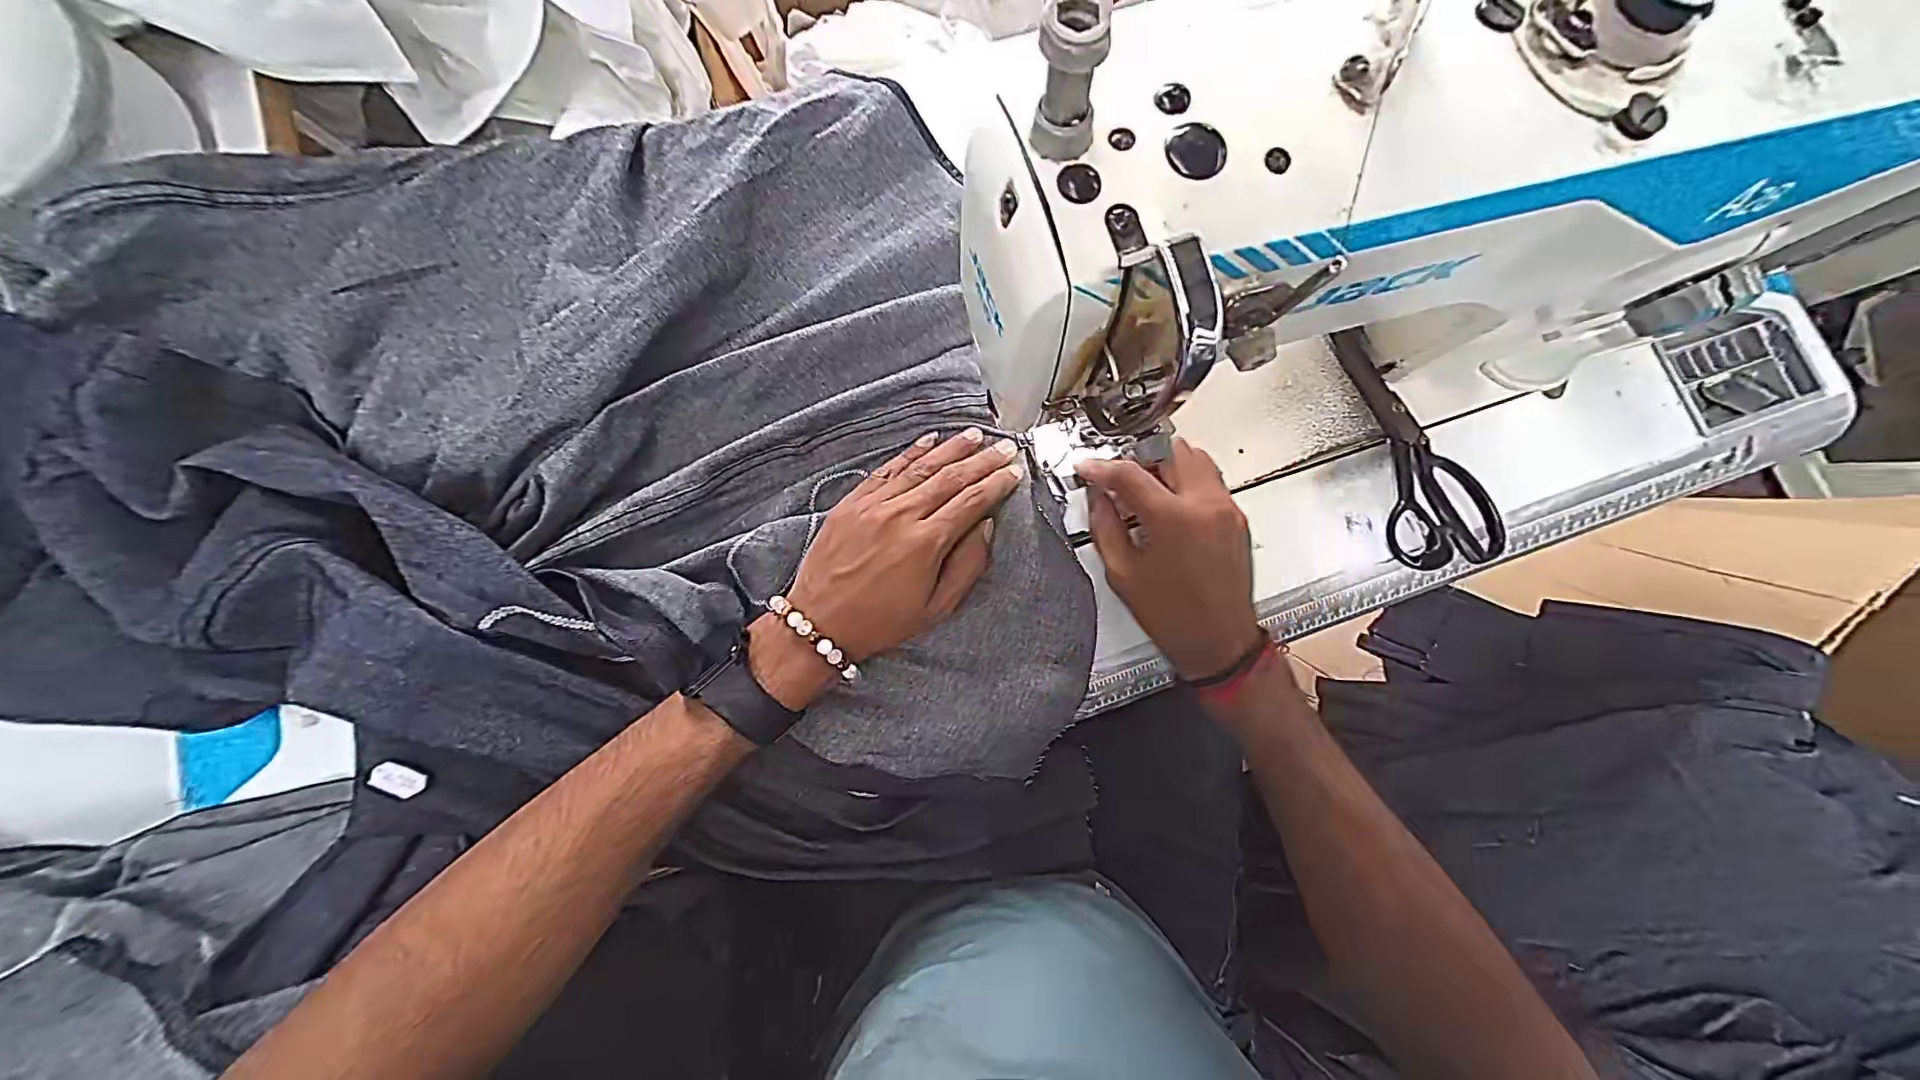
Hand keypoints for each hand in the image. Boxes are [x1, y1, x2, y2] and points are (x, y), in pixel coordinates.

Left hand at [750, 427, 1023, 706]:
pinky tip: (929, 440)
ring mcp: (873, 506)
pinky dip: (911, 452)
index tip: (1013, 471)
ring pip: (921, 467)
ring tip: (974, 436)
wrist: (820, 623)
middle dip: (982, 460)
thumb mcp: (936, 608)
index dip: (996, 483)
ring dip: (952, 448)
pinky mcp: (852, 503)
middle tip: (1004, 447)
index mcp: (925, 544)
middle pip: (950, 478)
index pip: (971, 501)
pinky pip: (887, 469)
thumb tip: (986, 527)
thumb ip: (967, 566)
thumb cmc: (880, 621)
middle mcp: (900, 516)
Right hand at [1076, 437, 1261, 680]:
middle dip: (1137, 455)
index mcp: (1173, 520)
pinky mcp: (1236, 516)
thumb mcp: (1122, 572)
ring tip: (1143, 485)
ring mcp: (1226, 509)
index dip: (1101, 466)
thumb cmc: (1174, 617)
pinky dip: (1184, 478)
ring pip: (1194, 456)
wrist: (1219, 640)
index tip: (1088, 468)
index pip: (1130, 472)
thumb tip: (1097, 496)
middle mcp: (1206, 506)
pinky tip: (1166, 502)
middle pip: (1169, 449)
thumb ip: (1104, 524)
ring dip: (1164, 462)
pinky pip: (1209, 478)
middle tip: (1118, 473)